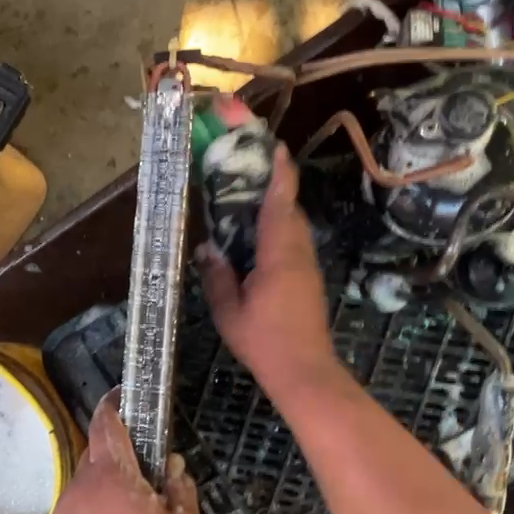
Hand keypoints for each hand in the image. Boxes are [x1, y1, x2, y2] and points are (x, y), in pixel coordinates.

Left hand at [48, 394, 200, 513]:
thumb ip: (181, 489)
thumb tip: (173, 466)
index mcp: (112, 475)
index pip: (105, 425)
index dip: (112, 405)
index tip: (121, 396)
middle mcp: (81, 483)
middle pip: (95, 452)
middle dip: (115, 453)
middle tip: (141, 471)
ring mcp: (65, 507)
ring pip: (85, 480)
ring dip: (104, 483)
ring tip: (128, 509)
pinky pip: (77, 505)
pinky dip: (92, 507)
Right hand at [197, 143, 346, 399]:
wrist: (304, 370)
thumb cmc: (264, 341)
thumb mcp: (229, 311)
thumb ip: (217, 276)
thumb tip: (207, 249)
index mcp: (279, 253)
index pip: (280, 200)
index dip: (278, 169)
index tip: (272, 143)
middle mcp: (297, 251)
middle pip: (288, 206)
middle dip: (271, 181)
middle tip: (245, 165)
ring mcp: (306, 264)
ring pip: (291, 223)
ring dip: (272, 204)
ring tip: (244, 194)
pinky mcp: (306, 277)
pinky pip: (290, 240)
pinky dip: (274, 226)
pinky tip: (253, 234)